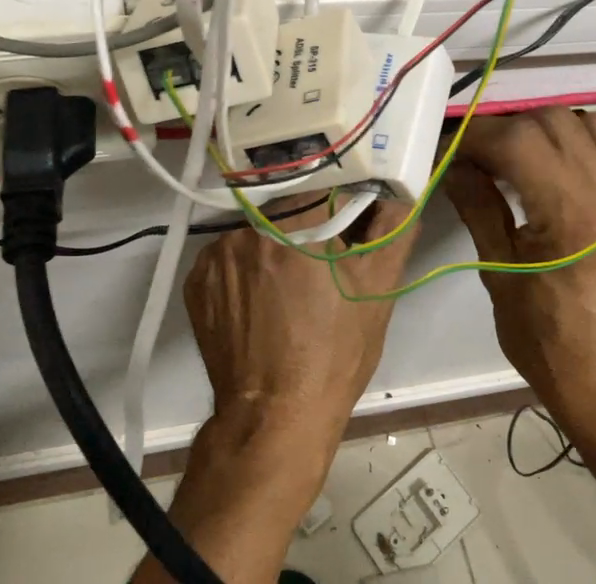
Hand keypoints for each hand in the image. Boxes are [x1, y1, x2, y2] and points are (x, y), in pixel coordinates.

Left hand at [140, 199, 420, 583]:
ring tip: (292, 285)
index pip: (319, 179)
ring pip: (254, 228)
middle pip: (284, 204)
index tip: (351, 216)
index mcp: (292, 224)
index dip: (340, 194)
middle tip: (325, 257)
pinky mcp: (196, 281)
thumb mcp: (379, 289)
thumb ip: (393, 227)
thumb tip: (400, 189)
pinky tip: (263, 298)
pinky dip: (246, 266)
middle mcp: (245, 229)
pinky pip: (228, 255)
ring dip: (273, 242)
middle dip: (307, 222)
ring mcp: (214, 256)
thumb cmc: (334, 353)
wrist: (274, 416)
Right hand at [443, 109, 595, 447]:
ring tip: (522, 154)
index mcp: (567, 210)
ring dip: (551, 127)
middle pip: (552, 121)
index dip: (474, 134)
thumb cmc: (549, 343)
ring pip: (593, 124)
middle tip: (477, 154)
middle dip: (507, 127)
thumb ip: (478, 208)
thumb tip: (452, 163)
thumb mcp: (500, 275)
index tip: (447, 143)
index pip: (515, 139)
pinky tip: (573, 166)